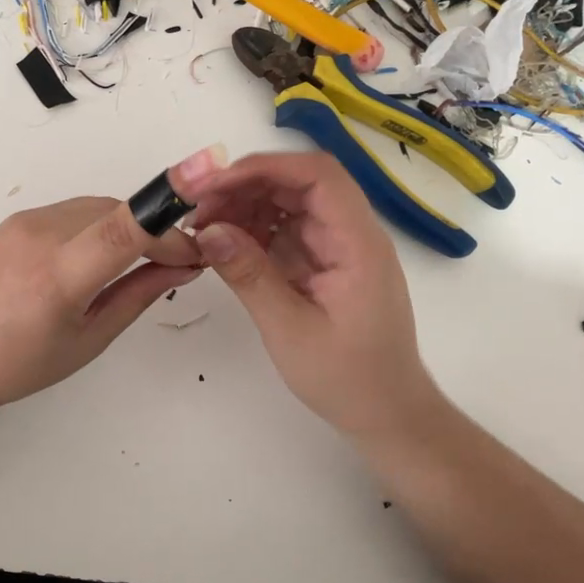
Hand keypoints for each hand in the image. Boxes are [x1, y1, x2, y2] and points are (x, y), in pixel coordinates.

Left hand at [0, 148, 221, 409]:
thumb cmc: (20, 362)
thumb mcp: (89, 338)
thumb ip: (138, 295)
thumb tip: (184, 266)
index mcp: (58, 275)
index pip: (123, 227)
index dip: (169, 207)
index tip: (208, 214)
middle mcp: (39, 236)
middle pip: (116, 211)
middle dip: (155, 231)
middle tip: (180, 264)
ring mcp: (23, 223)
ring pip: (96, 206)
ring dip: (127, 225)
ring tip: (143, 263)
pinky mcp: (15, 220)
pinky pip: (71, 211)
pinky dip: (99, 224)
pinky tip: (103, 255)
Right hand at [186, 152, 445, 440]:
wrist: (387, 414)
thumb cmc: (348, 378)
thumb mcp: (290, 329)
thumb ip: (249, 275)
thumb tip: (206, 229)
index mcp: (357, 244)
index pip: (317, 176)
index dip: (265, 168)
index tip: (215, 185)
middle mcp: (349, 234)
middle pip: (297, 181)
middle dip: (244, 184)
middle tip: (196, 206)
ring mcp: (333, 246)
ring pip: (285, 200)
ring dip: (241, 203)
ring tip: (200, 225)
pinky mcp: (318, 260)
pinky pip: (281, 226)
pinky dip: (248, 226)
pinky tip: (219, 242)